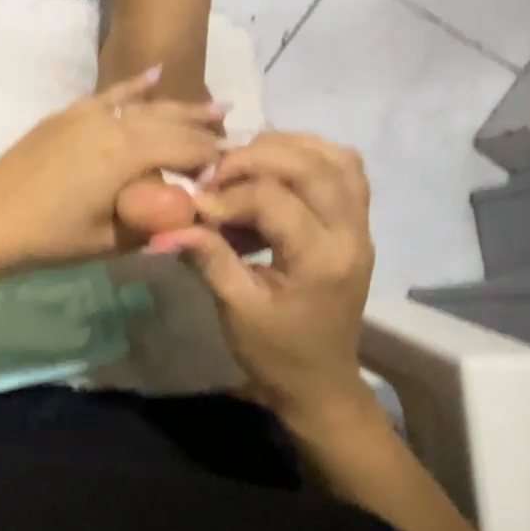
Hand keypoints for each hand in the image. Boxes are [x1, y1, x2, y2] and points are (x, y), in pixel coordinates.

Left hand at [0, 67, 224, 268]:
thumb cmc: (48, 240)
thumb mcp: (109, 241)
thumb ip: (153, 220)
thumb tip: (185, 210)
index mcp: (126, 154)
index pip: (187, 149)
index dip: (214, 160)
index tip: (236, 171)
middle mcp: (110, 123)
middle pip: (168, 123)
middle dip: (202, 131)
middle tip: (234, 140)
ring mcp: (83, 114)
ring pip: (141, 107)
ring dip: (177, 109)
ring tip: (215, 109)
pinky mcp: (62, 116)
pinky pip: (106, 96)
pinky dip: (133, 87)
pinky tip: (155, 73)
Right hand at [146, 132, 376, 422]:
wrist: (320, 382)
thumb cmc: (275, 352)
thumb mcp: (235, 308)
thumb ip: (208, 257)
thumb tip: (169, 225)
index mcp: (321, 259)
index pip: (274, 199)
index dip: (228, 196)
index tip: (194, 209)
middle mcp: (351, 234)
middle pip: (311, 165)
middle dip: (255, 158)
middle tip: (214, 174)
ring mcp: (360, 227)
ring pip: (336, 159)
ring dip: (286, 148)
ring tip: (242, 162)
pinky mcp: (356, 226)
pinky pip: (345, 172)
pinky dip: (309, 157)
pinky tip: (274, 167)